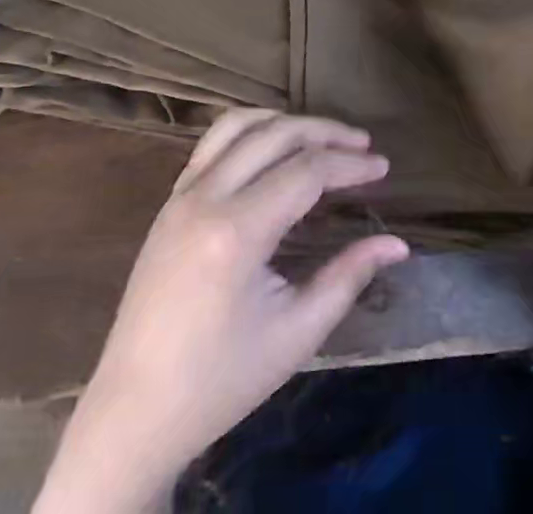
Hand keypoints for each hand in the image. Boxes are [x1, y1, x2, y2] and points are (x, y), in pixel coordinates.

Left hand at [33, 111, 409, 513]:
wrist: (135, 411)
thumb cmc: (222, 380)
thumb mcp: (297, 332)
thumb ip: (349, 276)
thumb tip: (397, 244)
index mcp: (236, 233)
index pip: (306, 171)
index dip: (350, 164)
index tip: (384, 168)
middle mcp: (204, 199)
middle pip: (274, 135)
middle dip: (325, 132)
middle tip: (364, 144)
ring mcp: (179, 197)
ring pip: (236, 126)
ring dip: (284, 122)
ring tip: (323, 136)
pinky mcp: (168, 205)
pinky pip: (211, 145)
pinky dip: (250, 132)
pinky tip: (274, 150)